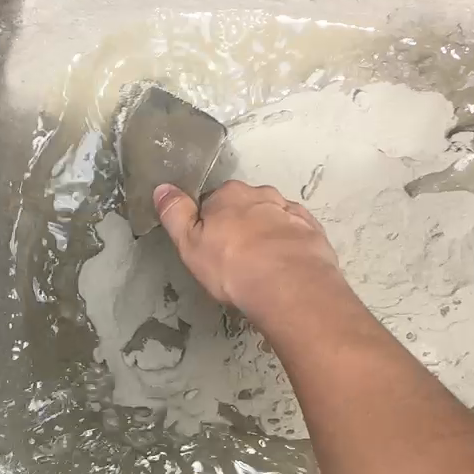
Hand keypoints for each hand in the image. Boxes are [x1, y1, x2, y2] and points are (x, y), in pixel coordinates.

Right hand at [154, 181, 345, 316]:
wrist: (288, 284)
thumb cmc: (232, 266)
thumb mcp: (190, 244)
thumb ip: (175, 215)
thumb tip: (161, 188)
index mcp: (228, 195)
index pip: (211, 202)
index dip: (207, 224)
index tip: (207, 247)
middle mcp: (261, 194)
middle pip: (244, 207)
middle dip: (238, 226)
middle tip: (232, 259)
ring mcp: (289, 210)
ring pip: (270, 218)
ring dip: (263, 235)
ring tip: (258, 266)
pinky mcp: (311, 230)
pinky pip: (292, 232)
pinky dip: (285, 244)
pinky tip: (280, 266)